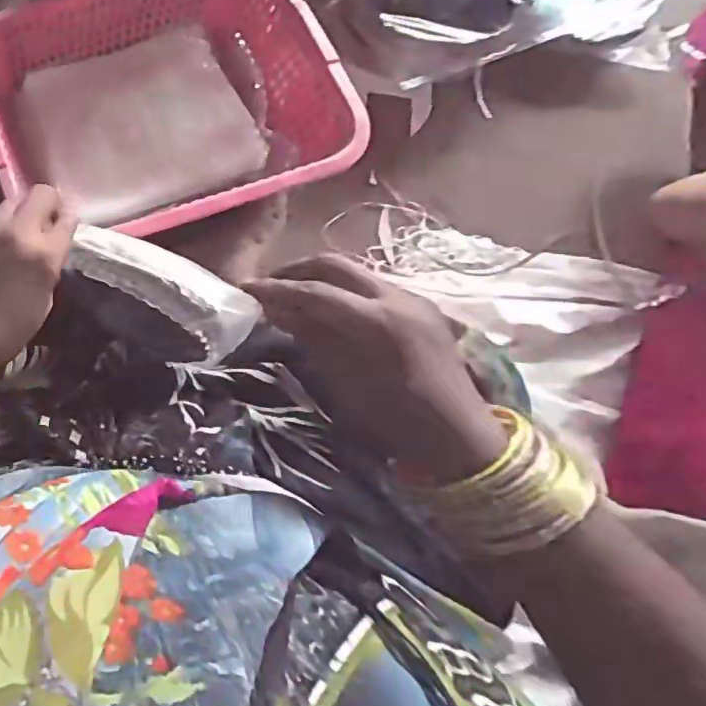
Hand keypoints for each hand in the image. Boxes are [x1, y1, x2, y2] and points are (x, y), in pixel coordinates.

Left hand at [0, 186, 76, 371]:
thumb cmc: (6, 329)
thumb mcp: (43, 302)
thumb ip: (49, 265)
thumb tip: (50, 249)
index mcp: (44, 253)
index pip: (67, 218)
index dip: (67, 221)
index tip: (64, 227)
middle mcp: (19, 230)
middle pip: (41, 193)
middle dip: (47, 204)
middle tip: (44, 222)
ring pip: (13, 202)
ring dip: (20, 214)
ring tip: (18, 233)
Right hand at [242, 255, 506, 481]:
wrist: (461, 441)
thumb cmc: (395, 422)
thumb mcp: (341, 383)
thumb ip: (310, 338)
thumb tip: (276, 311)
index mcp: (378, 322)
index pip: (313, 290)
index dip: (274, 289)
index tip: (244, 290)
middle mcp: (397, 299)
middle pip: (332, 265)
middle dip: (293, 272)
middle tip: (265, 287)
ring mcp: (412, 299)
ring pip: (352, 272)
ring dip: (316, 278)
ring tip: (289, 296)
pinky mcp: (419, 307)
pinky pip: (369, 286)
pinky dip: (339, 290)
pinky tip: (324, 309)